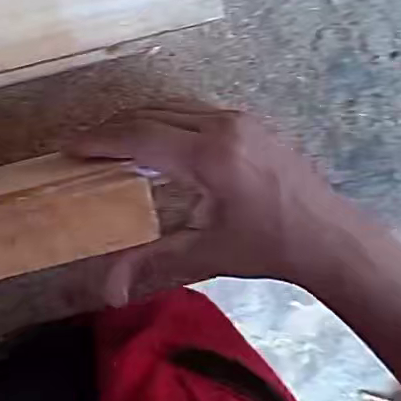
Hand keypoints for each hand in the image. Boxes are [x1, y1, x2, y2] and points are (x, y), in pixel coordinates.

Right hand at [64, 105, 400, 303]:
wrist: (329, 236)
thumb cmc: (267, 247)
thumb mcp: (206, 254)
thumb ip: (151, 263)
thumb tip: (108, 293)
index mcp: (209, 156)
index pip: (140, 137)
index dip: (100, 140)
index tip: (70, 147)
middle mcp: (222, 126)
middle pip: (152, 114)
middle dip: (113, 127)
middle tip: (85, 145)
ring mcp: (239, 118)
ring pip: (173, 107)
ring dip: (138, 120)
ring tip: (113, 141)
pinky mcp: (249, 120)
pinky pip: (194, 110)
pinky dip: (165, 119)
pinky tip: (157, 139)